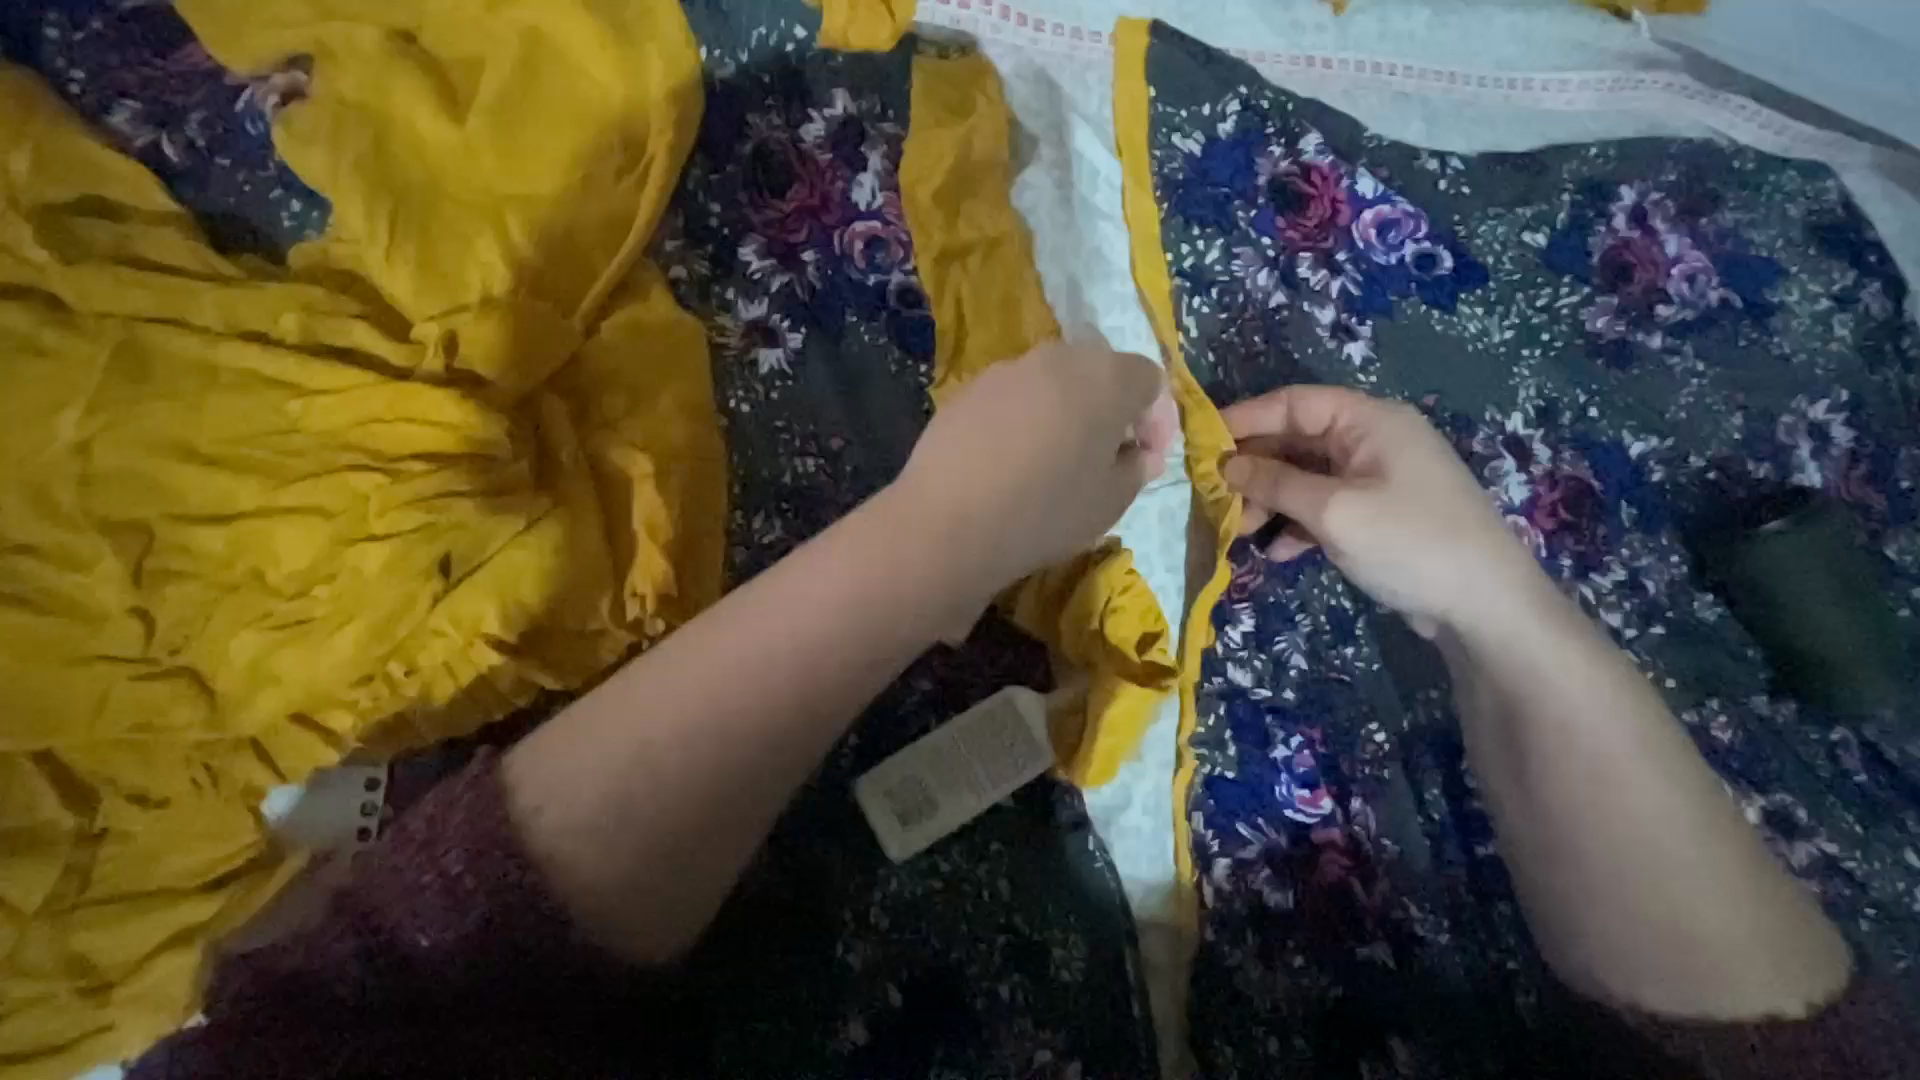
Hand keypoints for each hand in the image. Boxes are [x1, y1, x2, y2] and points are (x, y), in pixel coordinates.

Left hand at [889, 342, 1175, 593]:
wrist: (949, 523)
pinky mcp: (967, 390)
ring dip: (1066, 413)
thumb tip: (1138, 454)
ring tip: (1055, 461)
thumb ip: (1137, 468)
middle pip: (1099, 372)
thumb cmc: (1045, 512)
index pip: (1149, 380)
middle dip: (1112, 410)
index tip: (1146, 460)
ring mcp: (1006, 370)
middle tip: (1106, 458)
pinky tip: (1010, 463)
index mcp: (1106, 377)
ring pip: (1052, 383)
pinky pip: (1012, 399)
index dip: (1156, 421)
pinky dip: (1023, 421)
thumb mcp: (1111, 502)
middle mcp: (1057, 358)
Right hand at [1221, 385, 1542, 636]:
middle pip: (1296, 440)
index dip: (1244, 418)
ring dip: (1270, 500)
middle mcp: (1372, 440)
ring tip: (1240, 529)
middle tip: (1213, 494)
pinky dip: (1296, 524)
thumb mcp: (1333, 511)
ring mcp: (1376, 478)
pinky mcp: (1378, 513)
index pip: (1293, 402)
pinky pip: (1324, 506)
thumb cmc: (1408, 542)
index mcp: (1369, 420)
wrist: (1484, 605)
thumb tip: (1225, 466)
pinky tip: (1276, 551)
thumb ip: (1274, 483)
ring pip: (1306, 476)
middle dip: (1254, 467)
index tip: (1199, 443)